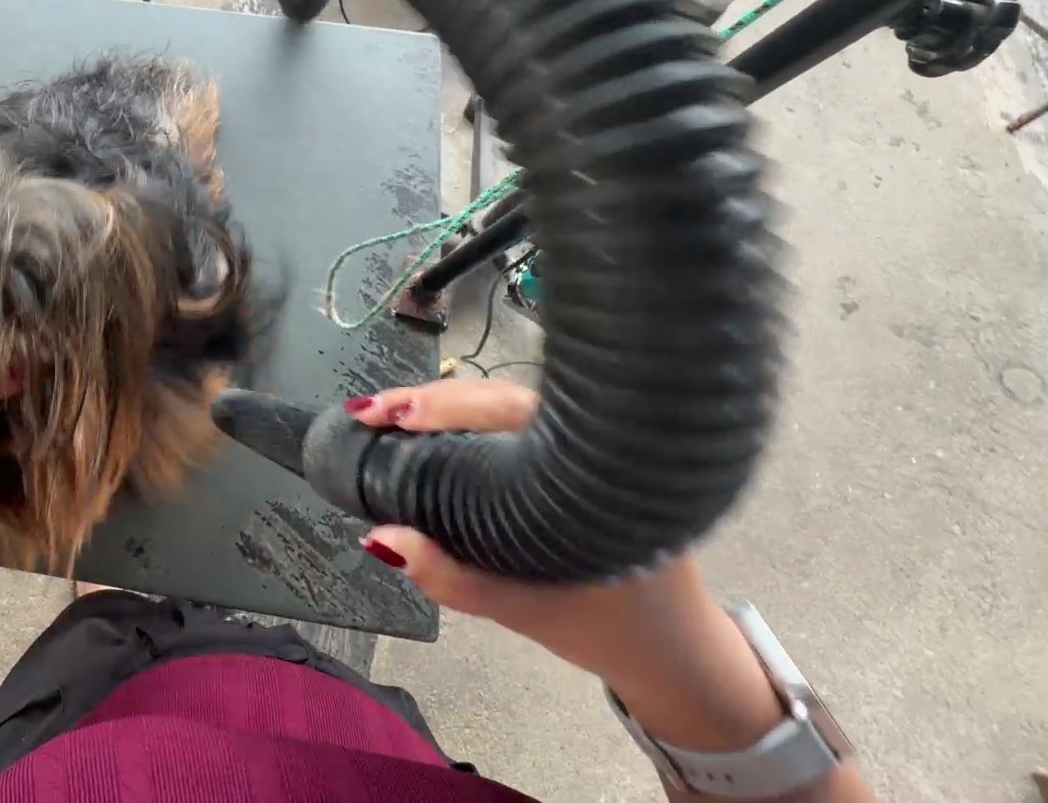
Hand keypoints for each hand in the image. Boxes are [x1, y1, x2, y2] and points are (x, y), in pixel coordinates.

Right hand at [347, 381, 737, 687]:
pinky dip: (461, 419)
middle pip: (498, 395)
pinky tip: (424, 425)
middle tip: (371, 414)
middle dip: (429, 400)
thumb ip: (451, 578)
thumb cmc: (609, 628)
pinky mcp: (567, 454)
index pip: (511, 410)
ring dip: (441, 406)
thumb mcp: (523, 608)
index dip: (448, 405)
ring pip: (501, 403)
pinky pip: (508, 421)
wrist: (676, 651)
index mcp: (593, 470)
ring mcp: (581, 445)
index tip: (395, 415)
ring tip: (386, 415)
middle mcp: (591, 443)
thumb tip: (380, 539)